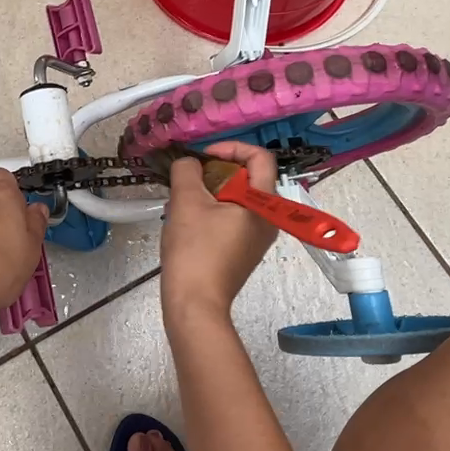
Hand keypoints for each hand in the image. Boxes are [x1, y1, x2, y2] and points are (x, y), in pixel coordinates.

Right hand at [159, 141, 278, 322]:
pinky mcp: (242, 250)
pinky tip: (186, 221)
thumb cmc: (194, 250)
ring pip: (236, 198)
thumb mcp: (186, 201)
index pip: (260, 157)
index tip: (203, 157)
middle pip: (247, 177)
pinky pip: (231, 217)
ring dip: (209, 191)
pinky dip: (211, 210)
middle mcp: (268, 219)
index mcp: (263, 203)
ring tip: (182, 201)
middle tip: (188, 179)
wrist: (194, 302)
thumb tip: (189, 164)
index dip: (231, 148)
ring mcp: (256, 237)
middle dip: (215, 171)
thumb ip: (187, 171)